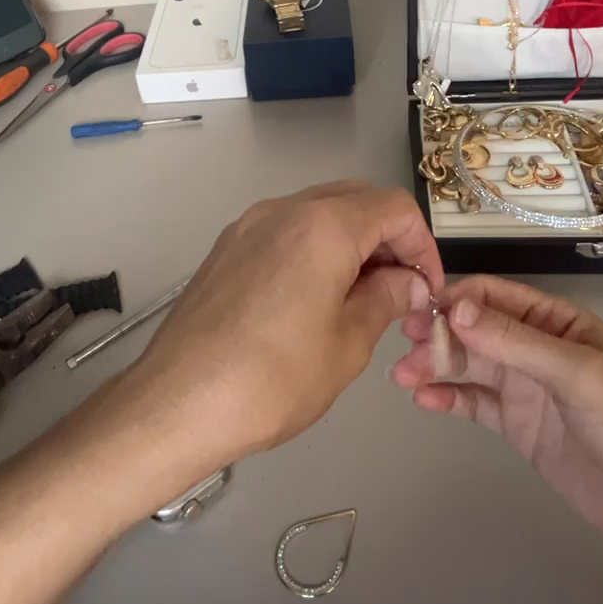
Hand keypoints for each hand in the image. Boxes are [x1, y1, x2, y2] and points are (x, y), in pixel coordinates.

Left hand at [123, 182, 443, 464]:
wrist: (176, 403)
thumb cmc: (272, 379)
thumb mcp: (347, 344)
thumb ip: (385, 299)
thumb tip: (406, 283)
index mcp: (322, 226)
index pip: (394, 207)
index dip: (422, 245)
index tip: (426, 290)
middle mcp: (282, 210)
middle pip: (355, 199)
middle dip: (388, 239)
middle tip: (399, 292)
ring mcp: (247, 226)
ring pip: (317, 212)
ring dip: (350, 242)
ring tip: (360, 298)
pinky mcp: (225, 249)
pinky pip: (284, 231)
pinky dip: (313, 249)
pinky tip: (314, 298)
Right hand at [391, 276, 602, 563]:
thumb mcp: (579, 375)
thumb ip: (516, 342)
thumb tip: (456, 308)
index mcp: (556, 323)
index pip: (495, 297)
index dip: (456, 299)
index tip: (419, 309)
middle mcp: (535, 349)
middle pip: (474, 331)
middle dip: (438, 334)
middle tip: (403, 345)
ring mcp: (526, 389)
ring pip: (469, 367)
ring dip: (435, 366)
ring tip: (402, 376)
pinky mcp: (519, 426)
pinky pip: (474, 404)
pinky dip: (447, 399)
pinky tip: (424, 400)